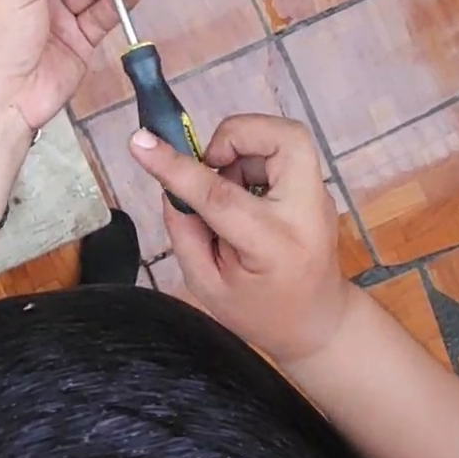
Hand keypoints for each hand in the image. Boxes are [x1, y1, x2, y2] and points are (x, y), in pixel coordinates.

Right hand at [128, 114, 351, 365]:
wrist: (319, 323)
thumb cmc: (258, 312)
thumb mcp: (206, 285)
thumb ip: (184, 230)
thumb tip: (171, 181)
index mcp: (275, 247)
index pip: (220, 196)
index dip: (176, 167)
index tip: (140, 142)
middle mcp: (307, 212)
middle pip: (285, 137)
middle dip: (236, 134)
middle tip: (211, 161)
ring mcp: (319, 196)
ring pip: (284, 136)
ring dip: (242, 149)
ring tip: (226, 185)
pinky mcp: (318, 187)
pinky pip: (282, 151)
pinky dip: (252, 159)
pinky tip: (243, 193)